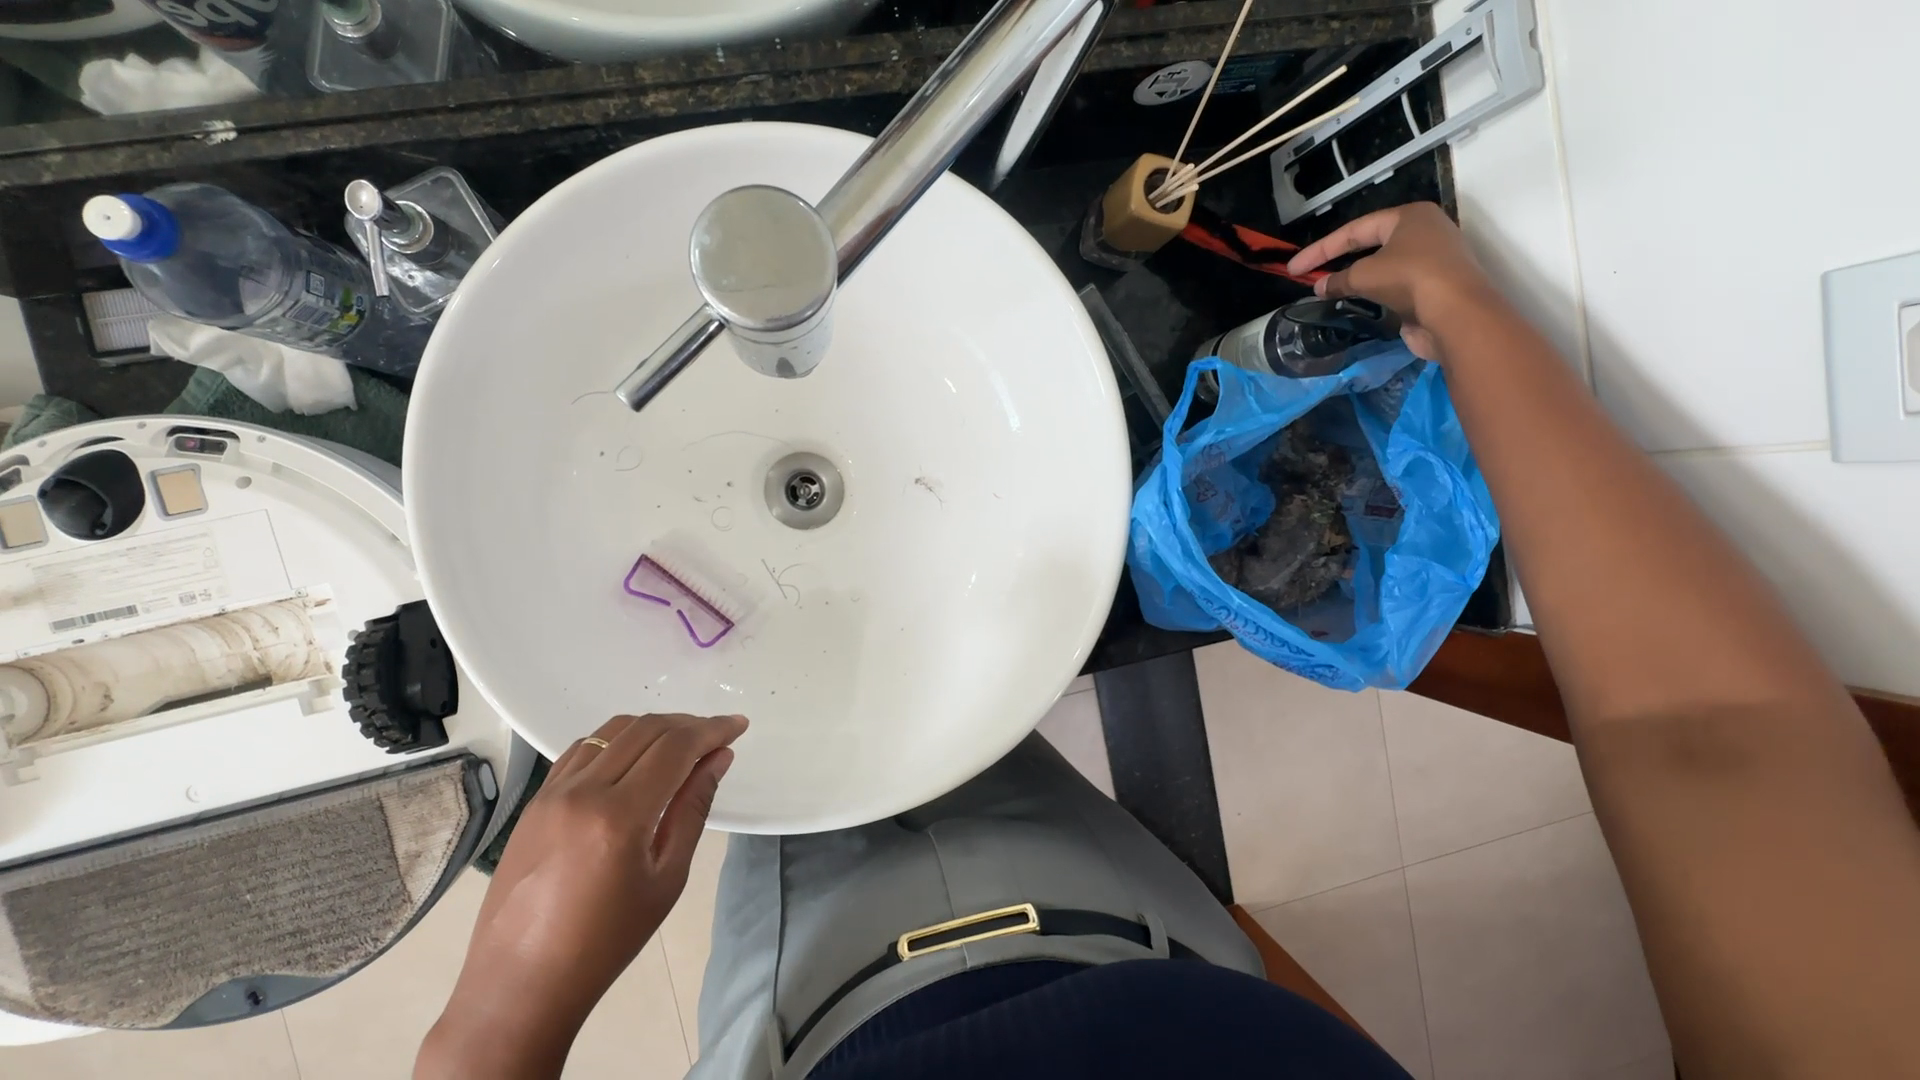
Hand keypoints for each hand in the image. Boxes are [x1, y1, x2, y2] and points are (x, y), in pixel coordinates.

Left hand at [417, 713, 746, 1079]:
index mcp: (620, 815)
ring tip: (682, 742)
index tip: (739, 726)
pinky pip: (582, 750)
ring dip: (654, 727)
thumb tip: (718, 759)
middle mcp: (583, 791)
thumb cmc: (606, 941)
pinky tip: (634, 757)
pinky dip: (617, 741)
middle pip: (646, 729)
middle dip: (689, 724)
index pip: (675, 747)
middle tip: (717, 734)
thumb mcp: (666, 878)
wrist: (521, 981)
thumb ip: (693, 809)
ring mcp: (553, 792)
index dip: (712, 730)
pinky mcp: (535, 801)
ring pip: (612, 732)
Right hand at [1286, 202, 1501, 359]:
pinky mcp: (1433, 286)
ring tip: (1329, 292)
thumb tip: (1320, 287)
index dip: (1320, 250)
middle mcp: (1423, 232)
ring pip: (1383, 266)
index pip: (1354, 230)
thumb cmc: (1410, 279)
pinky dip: (1374, 293)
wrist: (1456, 313)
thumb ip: (1339, 280)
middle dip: (1339, 262)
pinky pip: (1395, 285)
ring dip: (1356, 279)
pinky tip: (1356, 303)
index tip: (1294, 268)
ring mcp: (1431, 260)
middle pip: (1370, 245)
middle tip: (1311, 277)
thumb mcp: (1365, 275)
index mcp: (1409, 217)